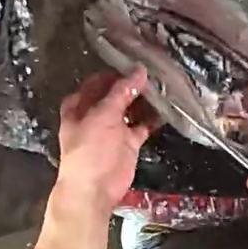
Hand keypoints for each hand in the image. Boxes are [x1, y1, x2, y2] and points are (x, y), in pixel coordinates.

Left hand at [52, 68, 152, 225]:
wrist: (93, 189)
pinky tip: (167, 107)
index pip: (100, 81)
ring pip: (131, 108)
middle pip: (117, 93)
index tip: (139, 60)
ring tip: (164, 86)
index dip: (117, 71)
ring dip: (145, 100)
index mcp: (80, 104)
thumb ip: (121, 91)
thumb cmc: (90, 149)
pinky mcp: (128, 142)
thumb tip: (140, 70)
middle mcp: (96, 114)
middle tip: (157, 71)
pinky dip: (153, 118)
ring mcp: (113, 128)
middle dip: (134, 84)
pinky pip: (142, 125)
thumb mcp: (102, 114)